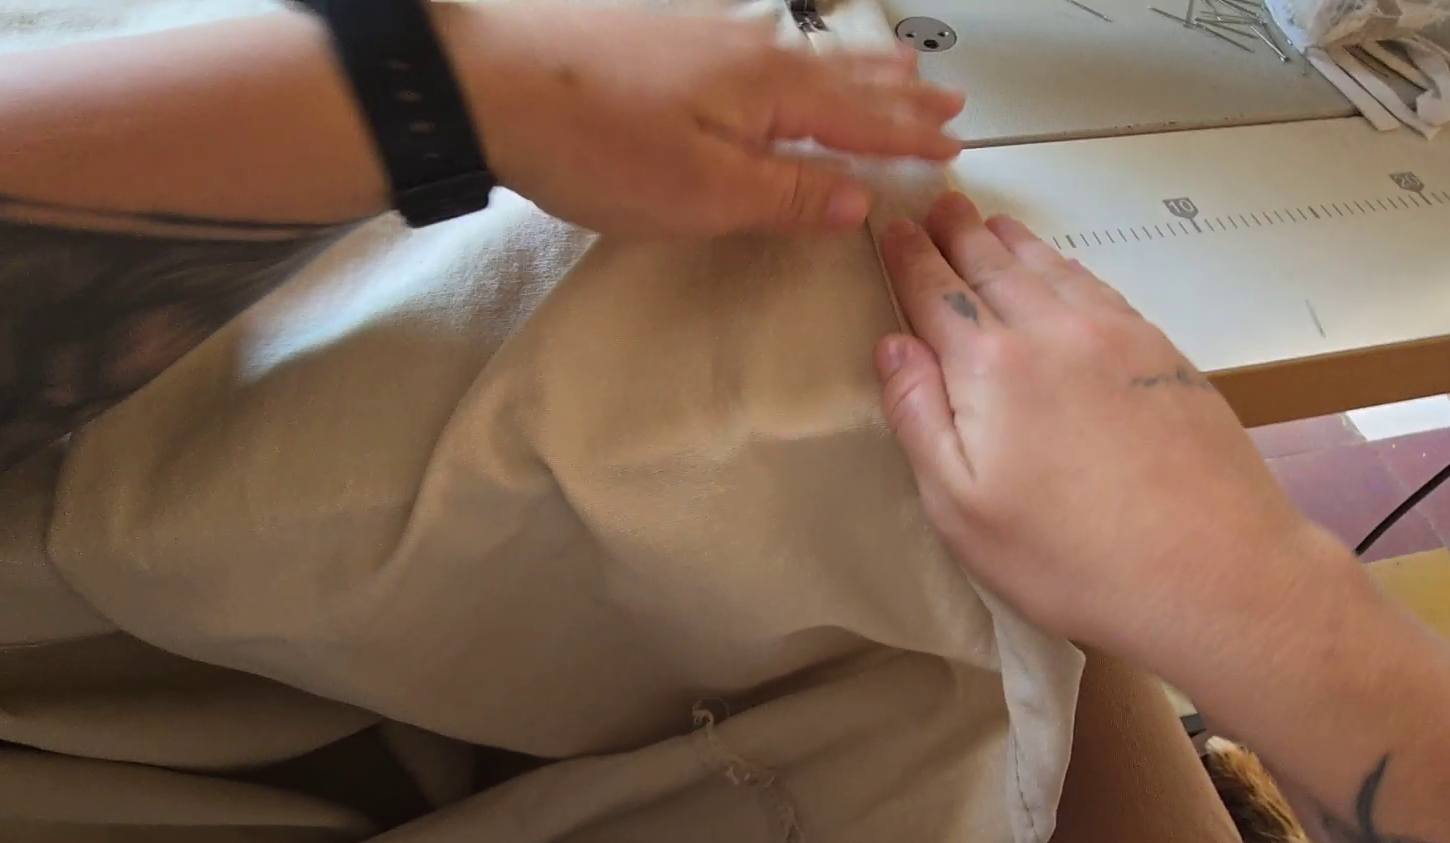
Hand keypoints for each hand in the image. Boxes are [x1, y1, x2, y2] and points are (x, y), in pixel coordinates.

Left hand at [436, 5, 962, 237]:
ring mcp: (708, 35)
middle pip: (842, 75)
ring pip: (805, 52)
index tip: (954, 144)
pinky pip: (762, 42)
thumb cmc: (604, 152)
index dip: (907, 137)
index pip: (859, 120)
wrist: (495, 82)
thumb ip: (787, 197)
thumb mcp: (706, 195)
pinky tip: (796, 49)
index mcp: (769, 94)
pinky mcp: (670, 36)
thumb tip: (858, 200)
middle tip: (946, 95)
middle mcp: (750, 51)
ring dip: (858, 64)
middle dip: (898, 92)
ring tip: (896, 61)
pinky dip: (801, 52)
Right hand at [875, 194, 1350, 683]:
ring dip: (1011, 240)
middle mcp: (1052, 333)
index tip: (892, 225)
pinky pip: (1099, 286)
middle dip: (958, 233)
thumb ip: (918, 418)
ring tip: (989, 219)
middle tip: (938, 202)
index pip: (936, 294)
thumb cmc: (1065, 555)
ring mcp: (1116, 337)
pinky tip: (1061, 265)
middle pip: (993, 268)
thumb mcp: (958, 505)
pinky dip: (1067, 264)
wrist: (1209, 573)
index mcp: (991, 369)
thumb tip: (892, 346)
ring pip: (1049, 269)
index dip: (908, 258)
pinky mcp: (1163, 354)